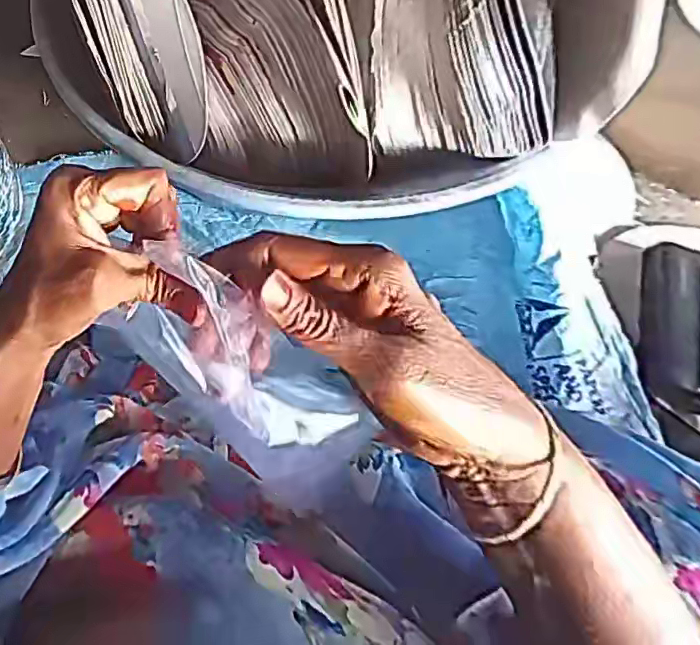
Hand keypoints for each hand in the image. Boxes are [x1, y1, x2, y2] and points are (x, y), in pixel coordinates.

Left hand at [0, 165, 180, 353]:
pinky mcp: (90, 228)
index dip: (162, 217)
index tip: (162, 251)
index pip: (146, 182)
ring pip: (143, 213)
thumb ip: (159, 278)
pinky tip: (140, 270)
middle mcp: (79, 188)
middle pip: (146, 195)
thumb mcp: (107, 282)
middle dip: (159, 231)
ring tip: (146, 270)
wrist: (21, 328)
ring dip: (152, 243)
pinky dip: (143, 249)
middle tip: (158, 263)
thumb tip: (200, 294)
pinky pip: (132, 228)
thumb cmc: (46, 299)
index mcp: (75, 186)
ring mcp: (84, 207)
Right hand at [204, 233, 548, 476]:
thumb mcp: (383, 363)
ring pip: (276, 292)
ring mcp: (345, 302)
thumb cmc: (452, 402)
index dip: (237, 265)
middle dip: (234, 293)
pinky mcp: (340, 329)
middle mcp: (351, 275)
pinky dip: (263, 332)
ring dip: (245, 315)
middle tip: (207, 331)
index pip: (281, 248)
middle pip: (274, 267)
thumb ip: (318, 323)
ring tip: (226, 350)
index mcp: (366, 269)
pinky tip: (251, 356)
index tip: (203, 294)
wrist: (496, 452)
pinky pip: (288, 318)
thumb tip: (261, 281)